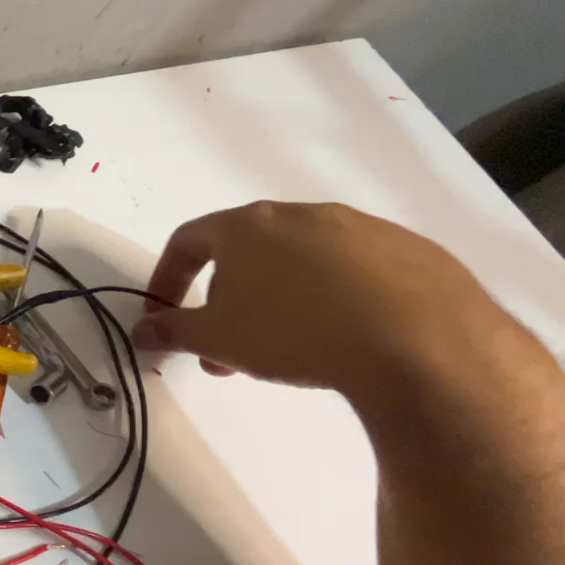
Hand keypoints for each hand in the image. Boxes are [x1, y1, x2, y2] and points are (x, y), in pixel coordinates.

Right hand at [131, 201, 502, 392]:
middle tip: (219, 346)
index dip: (166, 279)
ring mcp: (363, 229)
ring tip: (276, 349)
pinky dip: (327, 300)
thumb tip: (143, 330)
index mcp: (249, 225)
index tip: (163, 315)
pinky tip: (334, 337)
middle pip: (244, 254)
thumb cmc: (292, 331)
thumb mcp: (211, 338)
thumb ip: (169, 330)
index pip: (188, 240)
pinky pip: (349, 273)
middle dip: (222, 300)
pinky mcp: (411, 253)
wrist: (421, 343)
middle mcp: (304, 214)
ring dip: (272, 302)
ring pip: (296, 264)